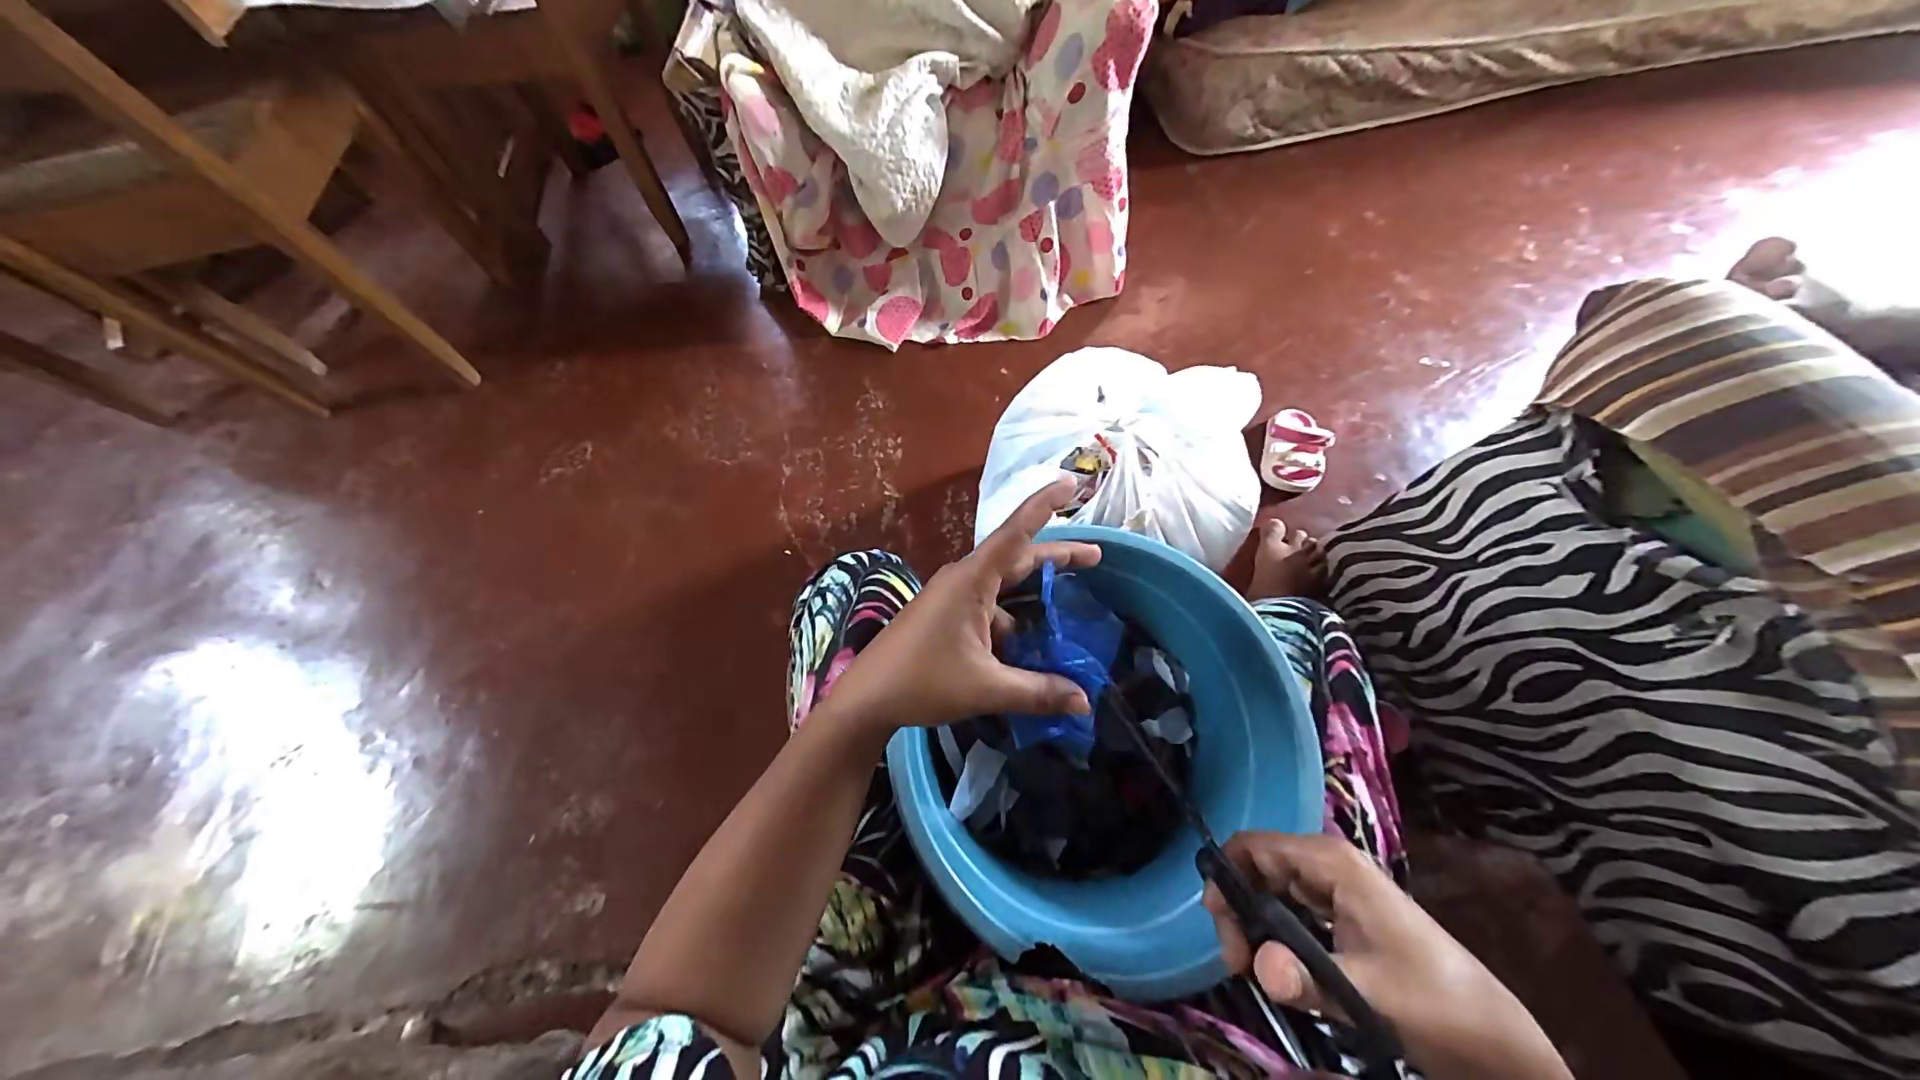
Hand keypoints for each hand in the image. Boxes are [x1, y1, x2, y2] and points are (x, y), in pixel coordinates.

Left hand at [822, 479, 1101, 731]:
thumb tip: (1084, 702)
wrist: (866, 698)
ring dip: (1030, 600)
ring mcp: (950, 596)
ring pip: (1001, 587)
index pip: (1016, 532)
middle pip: (1016, 558)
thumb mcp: (987, 688)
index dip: (1044, 505)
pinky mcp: (943, 615)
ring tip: (1061, 623)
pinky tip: (1022, 652)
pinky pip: (986, 608)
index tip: (1069, 481)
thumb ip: (1038, 692)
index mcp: (972, 580)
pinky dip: (1008, 622)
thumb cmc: (923, 682)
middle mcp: (962, 579)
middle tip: (1095, 558)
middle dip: (1056, 559)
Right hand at [1205, 833, 1570, 1079]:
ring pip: (1270, 889)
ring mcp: (1336, 887)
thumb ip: (1307, 980)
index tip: (1221, 929)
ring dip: (1254, 925)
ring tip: (1255, 970)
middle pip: (1256, 868)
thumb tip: (1257, 967)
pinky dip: (1275, 934)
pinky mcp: (1341, 912)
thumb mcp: (1367, 994)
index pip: (1252, 847)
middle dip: (1238, 910)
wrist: (1495, 1041)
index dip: (1226, 879)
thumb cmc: (1435, 1005)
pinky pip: (1290, 909)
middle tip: (1239, 964)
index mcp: (1331, 862)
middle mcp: (1328, 864)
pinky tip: (1281, 968)